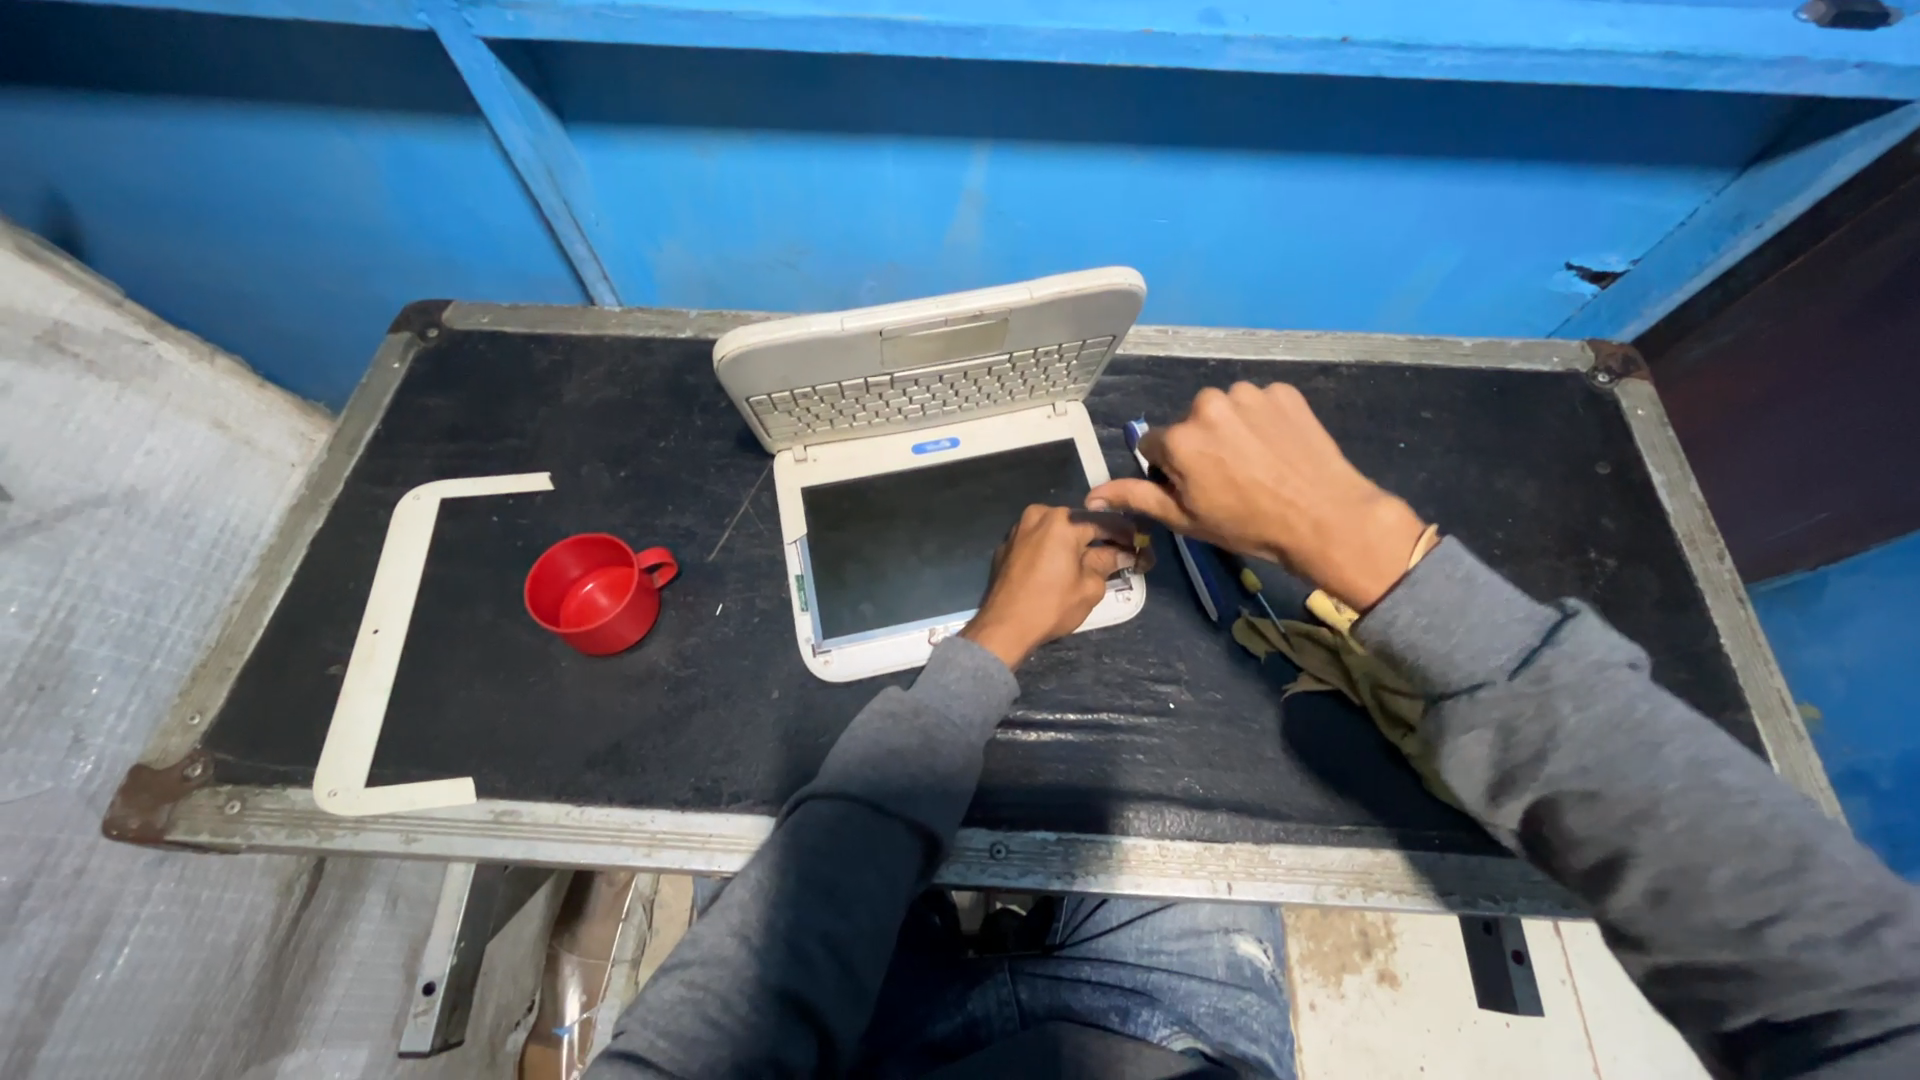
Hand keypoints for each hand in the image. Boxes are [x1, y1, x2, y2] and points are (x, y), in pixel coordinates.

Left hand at [961, 505, 1135, 669]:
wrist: (1003, 628)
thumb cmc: (1051, 606)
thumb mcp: (1089, 587)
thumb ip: (1107, 563)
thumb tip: (1122, 554)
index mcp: (1061, 521)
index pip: (1103, 522)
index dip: (1125, 534)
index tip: (1139, 545)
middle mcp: (1037, 516)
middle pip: (1077, 524)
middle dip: (1098, 538)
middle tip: (1118, 554)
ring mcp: (1017, 530)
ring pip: (1055, 531)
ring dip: (1073, 543)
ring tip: (1091, 560)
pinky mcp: (1005, 547)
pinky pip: (1037, 542)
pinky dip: (1052, 550)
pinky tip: (1061, 566)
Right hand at [1086, 382, 1426, 611]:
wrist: (1325, 517)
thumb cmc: (1248, 525)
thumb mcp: (1185, 519)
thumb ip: (1137, 497)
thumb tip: (1092, 494)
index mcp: (1179, 438)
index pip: (1154, 446)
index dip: (1172, 470)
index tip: (1197, 489)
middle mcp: (1208, 405)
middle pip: (1189, 424)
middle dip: (1200, 446)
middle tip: (1229, 479)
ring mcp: (1249, 394)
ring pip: (1224, 411)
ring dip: (1231, 431)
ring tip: (1256, 464)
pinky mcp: (1283, 391)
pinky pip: (1258, 404)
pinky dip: (1262, 422)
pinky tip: (1278, 449)